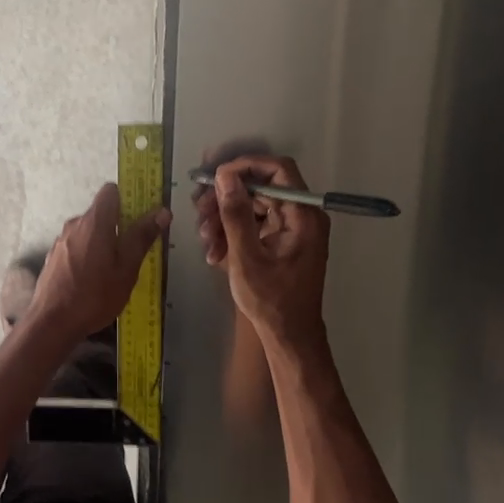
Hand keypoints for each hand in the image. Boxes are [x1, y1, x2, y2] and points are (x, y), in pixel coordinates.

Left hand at [31, 183, 171, 339]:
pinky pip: (76, 247)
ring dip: (102, 243)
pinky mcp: (54, 257)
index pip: (110, 192)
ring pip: (88, 232)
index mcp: (94, 222)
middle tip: (132, 252)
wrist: (52, 322)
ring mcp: (61, 241)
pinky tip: (93, 280)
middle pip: (100, 213)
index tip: (140, 219)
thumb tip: (161, 211)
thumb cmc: (95, 295)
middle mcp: (74, 225)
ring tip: (114, 271)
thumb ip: (142, 237)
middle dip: (118, 226)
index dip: (128, 200)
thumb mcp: (126, 269)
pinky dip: (88, 255)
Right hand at [195, 154, 329, 339]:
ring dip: (225, 218)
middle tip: (200, 212)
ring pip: (254, 206)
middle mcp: (302, 216)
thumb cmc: (271, 299)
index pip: (278, 170)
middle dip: (227, 198)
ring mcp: (293, 229)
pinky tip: (215, 252)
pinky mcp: (282, 241)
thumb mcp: (246, 256)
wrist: (288, 336)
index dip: (245, 167)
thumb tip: (225, 176)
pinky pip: (256, 224)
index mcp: (303, 215)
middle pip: (261, 188)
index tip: (215, 178)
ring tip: (205, 240)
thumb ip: (235, 213)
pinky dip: (234, 233)